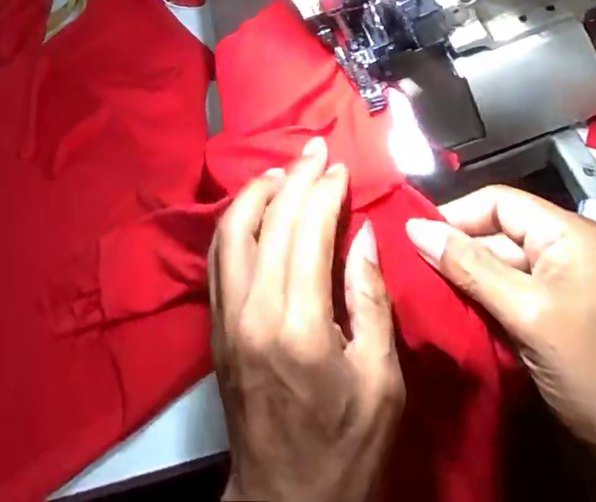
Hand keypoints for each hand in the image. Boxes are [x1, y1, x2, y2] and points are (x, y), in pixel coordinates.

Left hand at [210, 138, 404, 501]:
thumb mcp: (380, 379)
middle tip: (316, 149)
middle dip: (294, 178)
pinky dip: (235, 222)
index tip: (341, 167)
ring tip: (283, 170)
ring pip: (230, 234)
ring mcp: (225, 321)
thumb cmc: (346, 445)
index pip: (306, 232)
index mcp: (298, 326)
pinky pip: (217, 259)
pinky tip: (255, 208)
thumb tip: (362, 234)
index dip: (325, 192)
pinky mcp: (214, 330)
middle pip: (268, 222)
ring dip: (256, 193)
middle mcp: (252, 314)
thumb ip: (370, 298)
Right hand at [406, 186, 595, 501]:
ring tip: (440, 306)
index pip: (500, 201)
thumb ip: (471, 268)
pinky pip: (535, 295)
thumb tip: (415, 229)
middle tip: (419, 283)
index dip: (455, 217)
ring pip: (518, 268)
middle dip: (465, 256)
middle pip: (507, 234)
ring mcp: (588, 281)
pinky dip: (506, 307)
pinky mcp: (588, 313)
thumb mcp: (528, 317)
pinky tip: (479, 328)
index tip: (415, 246)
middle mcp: (581, 246)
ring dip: (482, 285)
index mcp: (573, 232)